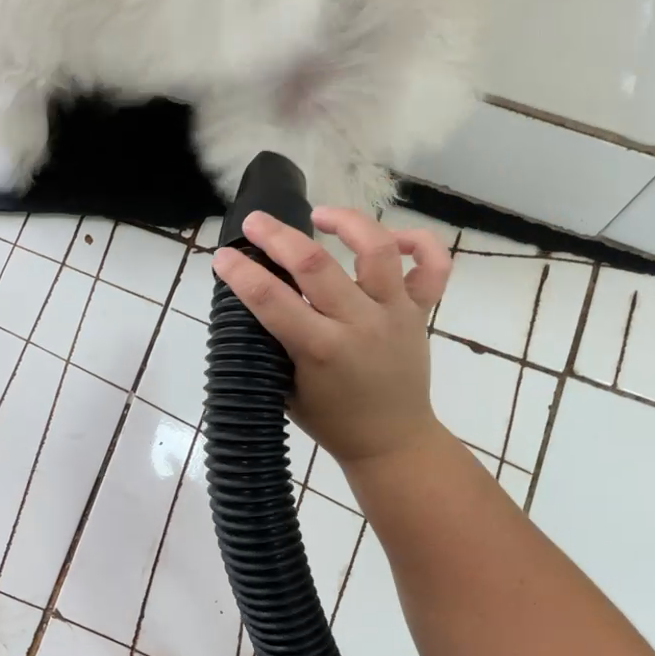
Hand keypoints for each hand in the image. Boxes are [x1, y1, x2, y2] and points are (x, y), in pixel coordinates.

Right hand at [211, 208, 454, 465]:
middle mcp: (358, 324)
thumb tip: (254, 310)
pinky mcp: (421, 311)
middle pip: (316, 264)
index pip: (271, 300)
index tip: (222, 256)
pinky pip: (432, 266)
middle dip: (278, 237)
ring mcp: (394, 313)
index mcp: (319, 349)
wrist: (391, 440)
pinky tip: (389, 238)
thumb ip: (275, 349)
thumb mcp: (287, 390)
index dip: (241, 274)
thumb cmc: (330, 421)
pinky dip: (417, 242)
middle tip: (255, 222)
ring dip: (347, 223)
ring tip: (321, 216)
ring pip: (377, 250)